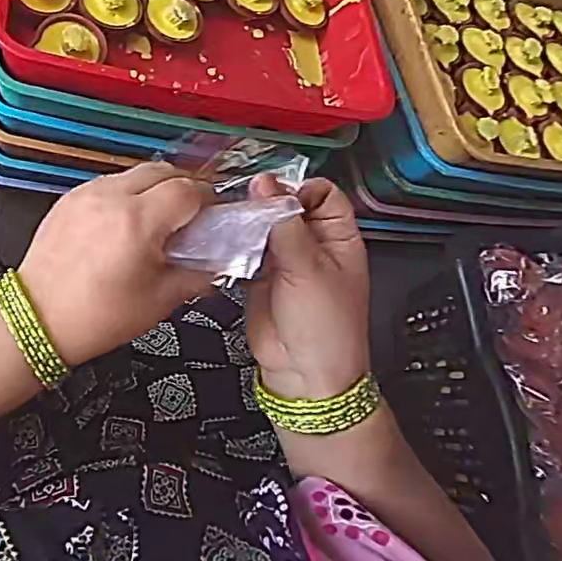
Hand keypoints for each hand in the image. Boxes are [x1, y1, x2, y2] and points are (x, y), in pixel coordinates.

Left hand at [18, 162, 216, 364]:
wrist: (39, 320)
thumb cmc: (92, 316)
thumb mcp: (160, 301)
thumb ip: (198, 274)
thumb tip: (217, 260)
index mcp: (137, 223)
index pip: (188, 190)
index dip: (206, 202)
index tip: (209, 217)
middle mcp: (110, 199)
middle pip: (164, 171)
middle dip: (182, 189)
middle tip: (187, 219)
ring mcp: (86, 195)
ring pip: (134, 173)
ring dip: (153, 189)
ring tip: (153, 224)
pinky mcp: (69, 199)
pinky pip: (108, 183)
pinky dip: (124, 196)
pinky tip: (124, 225)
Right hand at [246, 176, 370, 398]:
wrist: (302, 375)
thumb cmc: (326, 328)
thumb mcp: (307, 268)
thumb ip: (284, 223)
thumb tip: (266, 185)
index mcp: (337, 238)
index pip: (320, 193)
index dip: (297, 189)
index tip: (271, 195)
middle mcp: (311, 245)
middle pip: (285, 208)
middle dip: (264, 206)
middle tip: (245, 210)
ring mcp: (284, 262)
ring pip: (262, 228)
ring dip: (245, 227)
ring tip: (231, 229)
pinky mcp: (260, 278)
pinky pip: (244, 252)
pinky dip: (233, 248)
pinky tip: (224, 247)